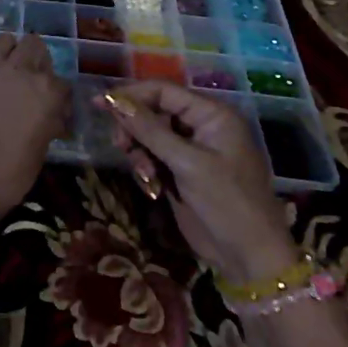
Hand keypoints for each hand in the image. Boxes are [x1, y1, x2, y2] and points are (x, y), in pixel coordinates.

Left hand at [0, 33, 70, 232]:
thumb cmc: (14, 169)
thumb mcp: (44, 146)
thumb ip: (50, 120)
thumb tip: (53, 115)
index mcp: (48, 90)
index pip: (62, 81)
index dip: (59, 95)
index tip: (54, 107)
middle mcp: (21, 70)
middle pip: (35, 44)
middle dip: (38, 58)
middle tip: (33, 78)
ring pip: (5, 40)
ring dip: (11, 51)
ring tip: (9, 71)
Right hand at [98, 81, 297, 282]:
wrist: (248, 255)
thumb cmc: (226, 202)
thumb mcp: (186, 163)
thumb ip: (149, 130)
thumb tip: (113, 99)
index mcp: (212, 116)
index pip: (163, 91)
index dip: (130, 94)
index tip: (99, 103)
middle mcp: (201, 126)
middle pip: (153, 111)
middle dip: (134, 127)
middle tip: (120, 146)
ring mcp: (191, 149)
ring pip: (148, 135)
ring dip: (139, 151)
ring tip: (144, 174)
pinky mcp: (181, 171)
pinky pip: (152, 156)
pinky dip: (146, 167)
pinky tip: (151, 185)